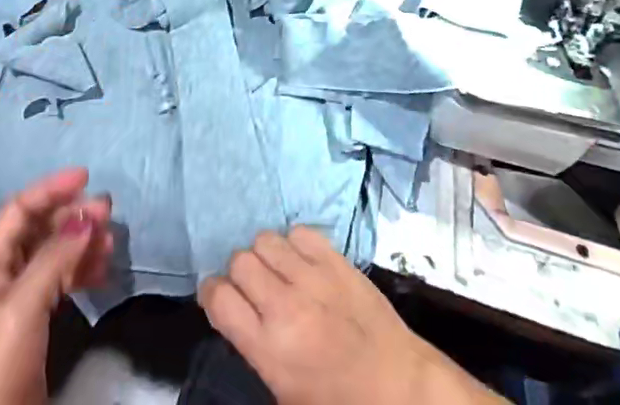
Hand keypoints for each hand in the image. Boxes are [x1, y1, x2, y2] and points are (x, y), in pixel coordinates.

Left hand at [0, 168, 113, 404]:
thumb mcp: (23, 309)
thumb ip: (53, 260)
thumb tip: (86, 216)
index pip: (18, 211)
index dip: (50, 189)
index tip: (86, 177)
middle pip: (36, 231)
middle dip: (70, 217)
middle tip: (109, 211)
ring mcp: (13, 301)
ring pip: (49, 257)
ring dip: (79, 244)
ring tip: (112, 239)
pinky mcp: (30, 326)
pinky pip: (56, 285)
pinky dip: (79, 273)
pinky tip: (102, 270)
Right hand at [199, 227, 503, 404]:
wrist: (406, 392)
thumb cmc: (339, 401)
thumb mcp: (284, 391)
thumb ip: (250, 345)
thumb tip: (230, 309)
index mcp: (269, 348)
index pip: (217, 294)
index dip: (214, 294)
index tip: (225, 301)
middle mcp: (286, 307)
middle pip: (239, 261)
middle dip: (243, 275)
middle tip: (259, 292)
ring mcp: (314, 281)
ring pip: (264, 240)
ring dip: (267, 257)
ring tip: (281, 274)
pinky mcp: (338, 263)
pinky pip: (298, 232)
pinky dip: (295, 244)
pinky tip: (303, 264)